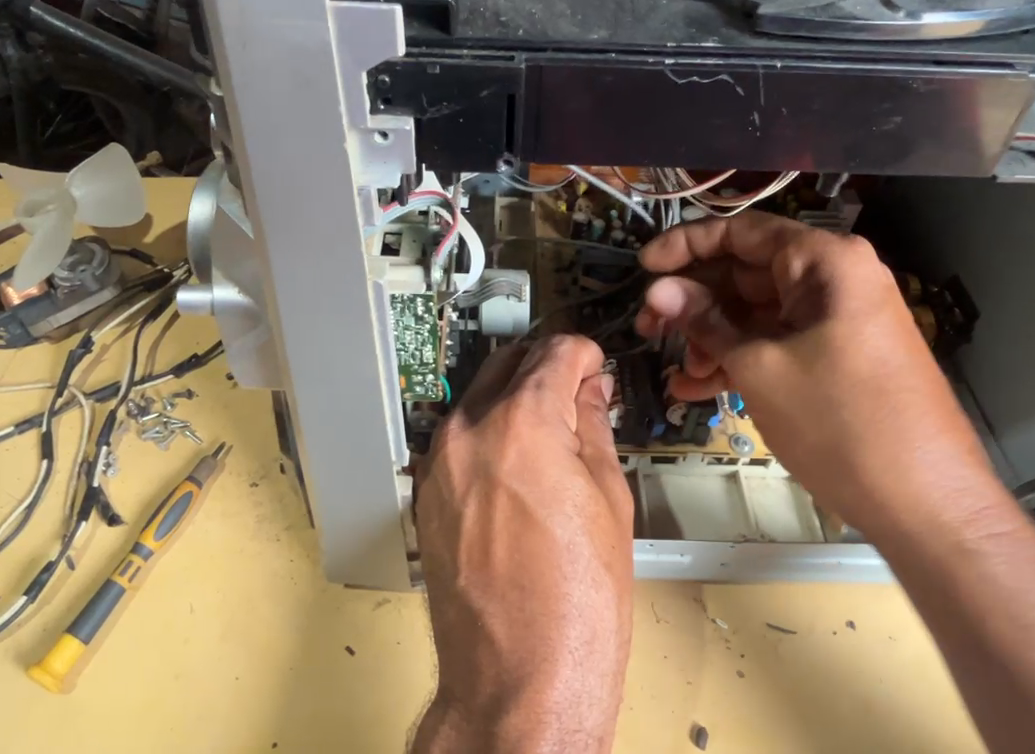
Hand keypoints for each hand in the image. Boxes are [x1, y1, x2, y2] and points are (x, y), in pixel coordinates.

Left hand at [412, 336, 633, 753]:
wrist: (520, 681)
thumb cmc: (575, 606)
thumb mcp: (608, 500)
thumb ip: (592, 427)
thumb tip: (589, 393)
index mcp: (521, 425)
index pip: (555, 352)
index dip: (585, 354)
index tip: (595, 367)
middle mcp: (469, 432)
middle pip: (510, 363)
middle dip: (548, 369)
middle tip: (579, 395)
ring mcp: (439, 464)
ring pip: (481, 400)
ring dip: (516, 401)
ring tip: (552, 438)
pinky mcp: (426, 495)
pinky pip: (460, 441)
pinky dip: (490, 436)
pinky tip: (519, 471)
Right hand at [635, 212, 999, 537]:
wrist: (927, 504)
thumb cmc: (841, 422)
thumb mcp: (760, 367)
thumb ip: (704, 321)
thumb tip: (657, 290)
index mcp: (824, 261)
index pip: (741, 232)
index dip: (685, 246)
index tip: (642, 268)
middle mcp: (834, 279)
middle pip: (745, 273)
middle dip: (694, 303)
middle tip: (649, 329)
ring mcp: (837, 319)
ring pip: (756, 313)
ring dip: (711, 339)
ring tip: (679, 376)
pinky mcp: (837, 355)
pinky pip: (777, 342)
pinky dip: (740, 360)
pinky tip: (700, 389)